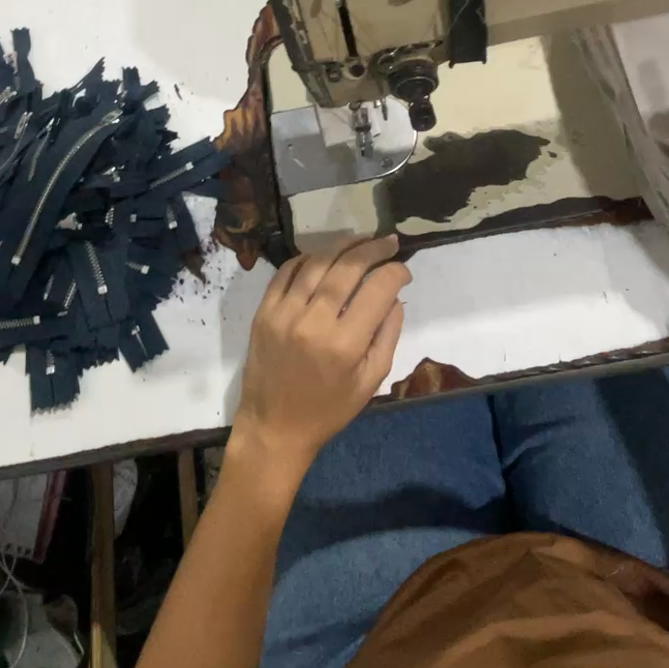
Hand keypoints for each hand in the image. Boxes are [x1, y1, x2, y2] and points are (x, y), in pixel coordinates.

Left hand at [233, 235, 411, 473]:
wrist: (274, 427)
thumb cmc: (329, 410)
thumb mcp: (370, 382)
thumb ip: (387, 337)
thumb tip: (396, 298)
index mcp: (345, 344)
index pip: (378, 290)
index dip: (396, 273)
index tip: (404, 271)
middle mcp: (314, 323)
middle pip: (348, 268)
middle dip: (373, 249)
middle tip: (388, 241)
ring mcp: (284, 314)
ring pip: (317, 263)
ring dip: (342, 246)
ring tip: (361, 239)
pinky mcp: (264, 312)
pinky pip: (287, 272)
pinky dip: (308, 258)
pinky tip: (325, 255)